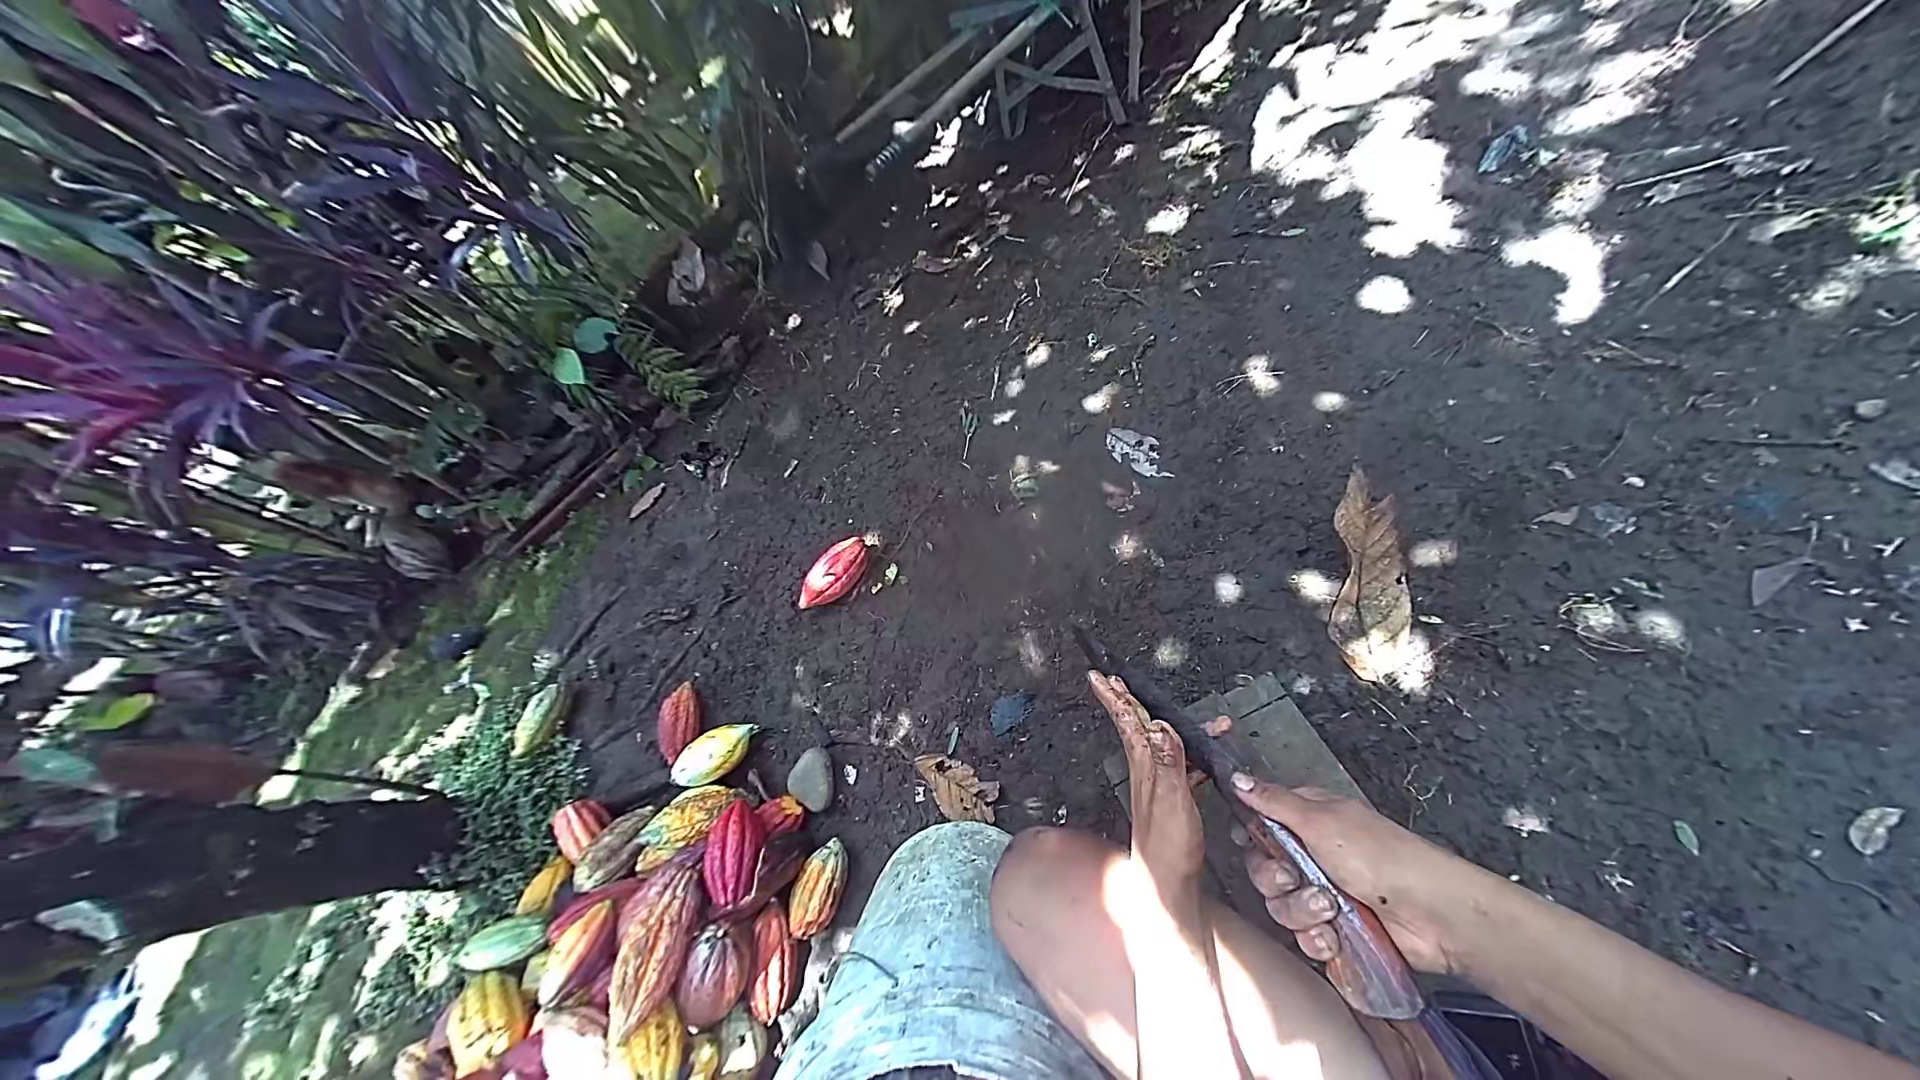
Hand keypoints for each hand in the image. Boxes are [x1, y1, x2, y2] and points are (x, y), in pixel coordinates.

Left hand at [1088, 671, 1203, 900]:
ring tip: (1163, 706)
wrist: (1167, 888)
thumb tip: (1158, 726)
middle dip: (1124, 700)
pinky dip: (1188, 749)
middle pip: (1133, 725)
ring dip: (1158, 720)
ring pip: (1156, 741)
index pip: (1125, 721)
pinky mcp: (1171, 797)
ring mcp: (1156, 783)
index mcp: (1143, 765)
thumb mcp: (1172, 801)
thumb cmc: (1168, 849)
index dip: (1114, 697)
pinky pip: (1178, 762)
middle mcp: (1145, 770)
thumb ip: (1167, 762)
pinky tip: (1201, 752)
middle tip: (1112, 680)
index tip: (1099, 676)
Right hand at [1229, 776, 1497, 975]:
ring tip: (1330, 909)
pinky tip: (1334, 936)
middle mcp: (1310, 854)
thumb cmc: (1383, 857)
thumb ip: (1272, 801)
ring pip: (1280, 905)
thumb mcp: (1322, 820)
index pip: (1257, 823)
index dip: (1250, 837)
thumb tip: (1236, 777)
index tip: (1252, 843)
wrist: (1436, 916)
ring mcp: (1322, 893)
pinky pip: (1303, 937)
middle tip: (1297, 878)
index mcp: (1306, 819)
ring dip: (1300, 911)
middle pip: (1262, 868)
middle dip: (1276, 880)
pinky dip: (1317, 939)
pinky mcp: (1335, 929)